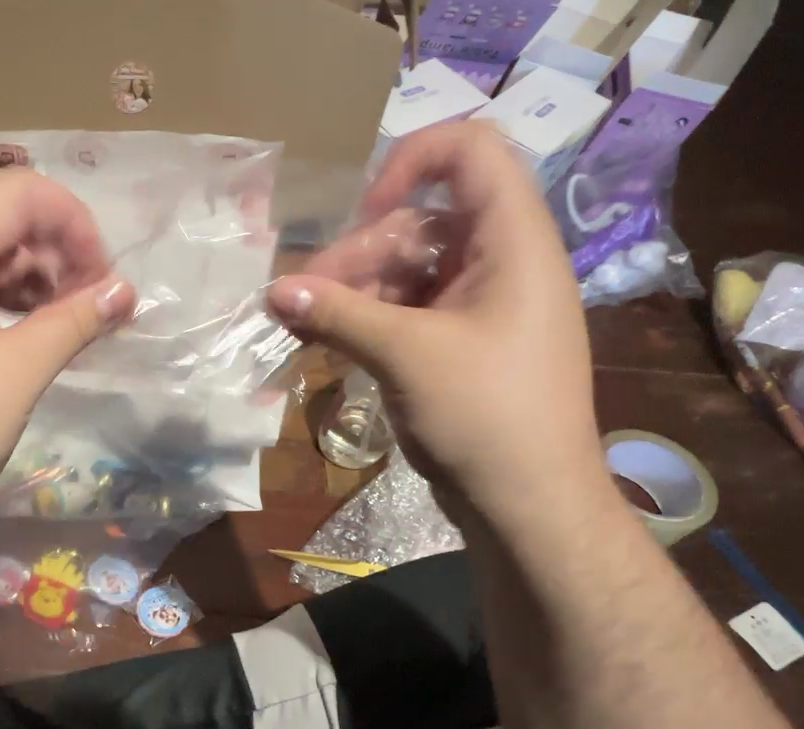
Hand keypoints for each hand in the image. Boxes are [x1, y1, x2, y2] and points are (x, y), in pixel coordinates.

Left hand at [0, 168, 134, 529]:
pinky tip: (45, 333)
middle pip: (4, 221)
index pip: (17, 194)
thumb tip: (127, 291)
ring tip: (80, 321)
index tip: (105, 277)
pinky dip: (15, 304)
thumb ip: (76, 321)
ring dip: (42, 280)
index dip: (73, 222)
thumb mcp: (18, 372)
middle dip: (60, 252)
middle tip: (99, 304)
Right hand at [267, 122, 603, 528]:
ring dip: (354, 292)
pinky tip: (329, 343)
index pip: (470, 152)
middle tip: (303, 298)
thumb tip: (274, 290)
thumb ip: (338, 315)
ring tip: (303, 326)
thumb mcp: (407, 356)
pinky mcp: (462, 345)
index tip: (363, 216)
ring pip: (408, 271)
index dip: (410, 163)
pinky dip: (369, 321)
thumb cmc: (485, 415)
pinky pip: (411, 312)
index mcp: (512, 240)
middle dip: (357, 254)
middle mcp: (500, 261)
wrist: (530, 501)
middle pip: (420, 223)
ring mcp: (481, 306)